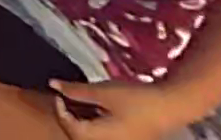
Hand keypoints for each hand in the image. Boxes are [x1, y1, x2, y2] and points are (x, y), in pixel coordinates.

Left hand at [48, 80, 194, 139]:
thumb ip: (77, 91)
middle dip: (70, 119)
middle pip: (80, 137)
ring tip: (79, 103)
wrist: (168, 107)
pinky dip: (94, 126)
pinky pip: (103, 138)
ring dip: (82, 123)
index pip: (72, 129)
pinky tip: (95, 111)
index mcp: (101, 139)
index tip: (58, 93)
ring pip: (91, 138)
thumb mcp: (103, 92)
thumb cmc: (134, 99)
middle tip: (67, 98)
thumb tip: (53, 85)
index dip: (60, 111)